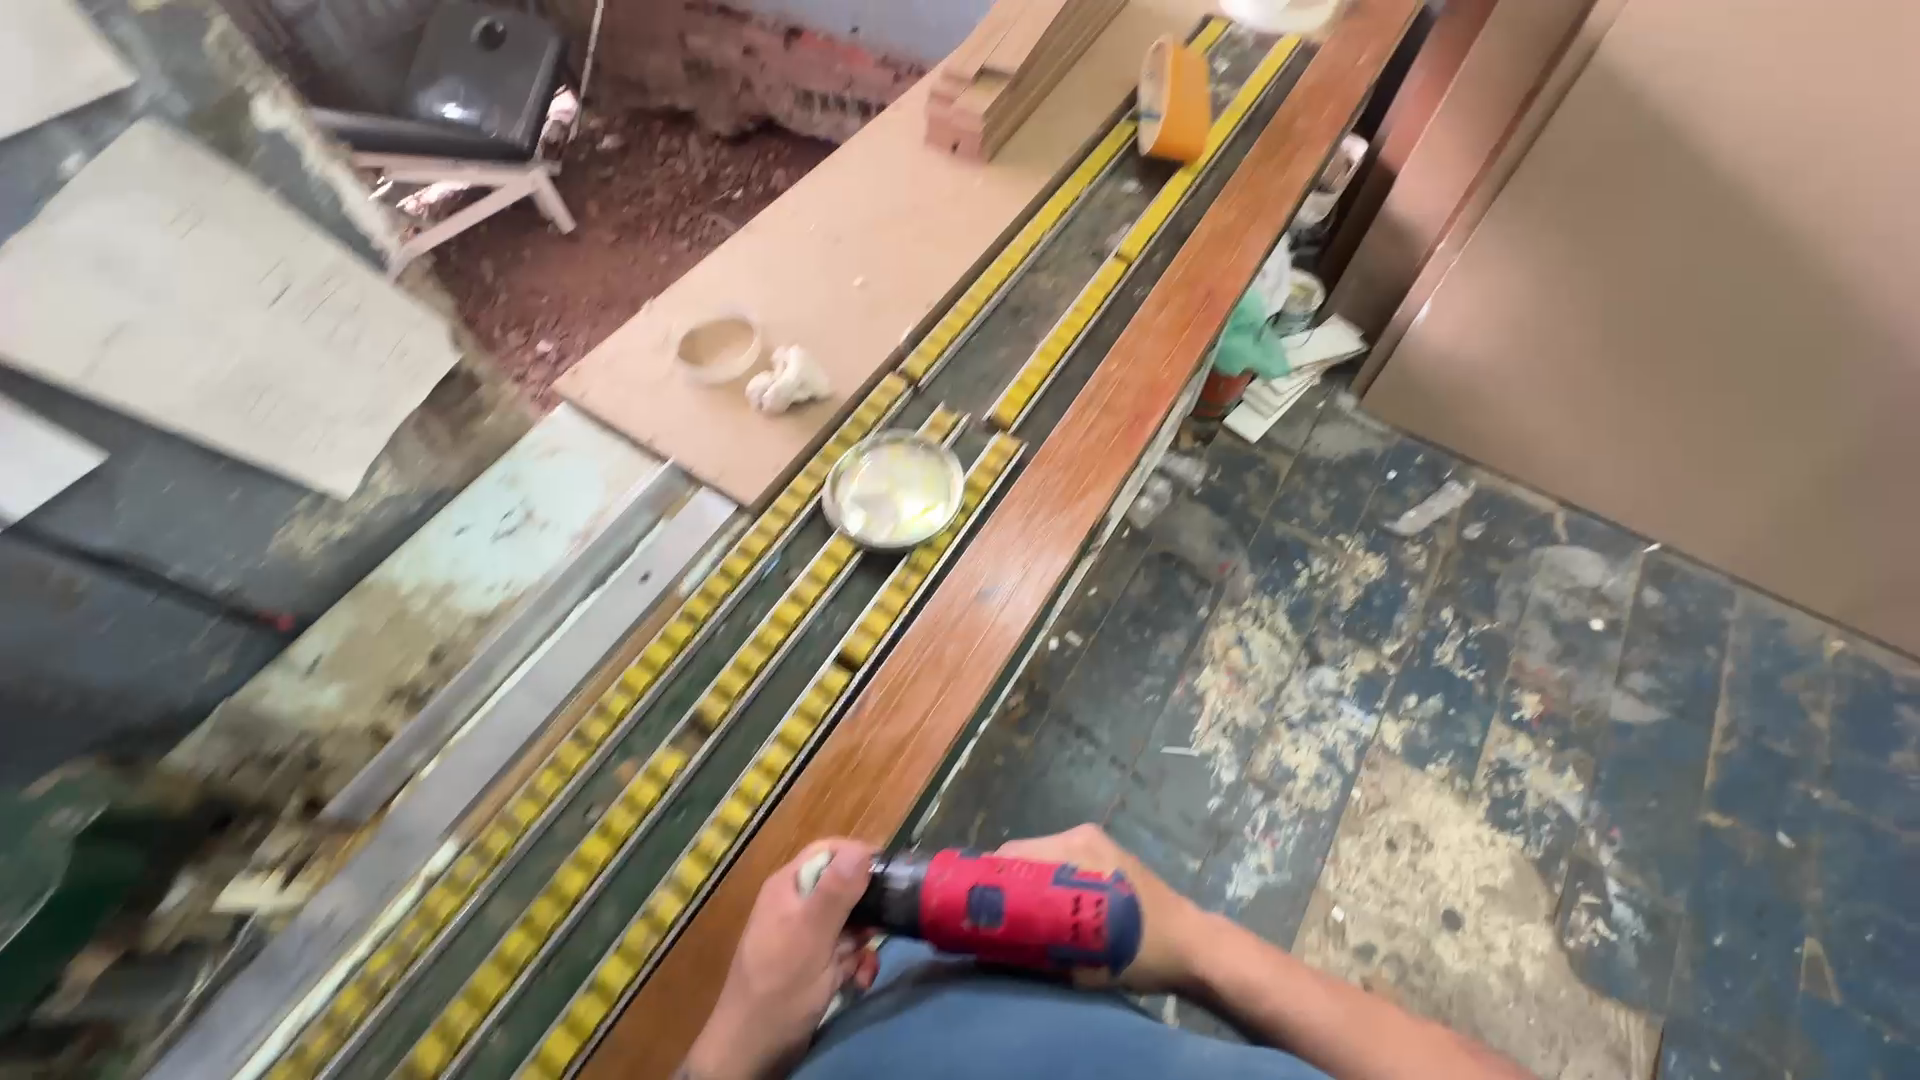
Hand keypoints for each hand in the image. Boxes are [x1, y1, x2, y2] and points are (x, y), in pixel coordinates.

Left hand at [685, 838, 877, 1079]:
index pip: (829, 852)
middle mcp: (796, 904)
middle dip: (866, 912)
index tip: (891, 872)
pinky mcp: (813, 964)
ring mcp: (805, 936)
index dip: (859, 856)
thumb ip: (836, 891)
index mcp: (789, 887)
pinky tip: (859, 982)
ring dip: (863, 944)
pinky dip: (856, 965)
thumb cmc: (779, 987)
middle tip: (882, 929)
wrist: (750, 1053)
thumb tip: (862, 849)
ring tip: (864, 968)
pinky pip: (845, 952)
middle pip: (844, 887)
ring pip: (850, 923)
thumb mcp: (811, 936)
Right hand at [996, 824, 1208, 994]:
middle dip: (1003, 880)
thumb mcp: (1085, 962)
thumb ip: (1037, 952)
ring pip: (1039, 853)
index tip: (972, 905)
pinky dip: (1044, 875)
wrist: (1192, 944)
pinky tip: (1043, 902)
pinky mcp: (1103, 848)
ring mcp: (1092, 839)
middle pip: (1022, 851)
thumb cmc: (1141, 953)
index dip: (987, 879)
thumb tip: (990, 951)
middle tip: (990, 913)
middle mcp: (1079, 836)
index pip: (1012, 855)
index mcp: (1075, 852)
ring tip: (1014, 910)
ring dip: (1024, 878)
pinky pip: (1059, 856)